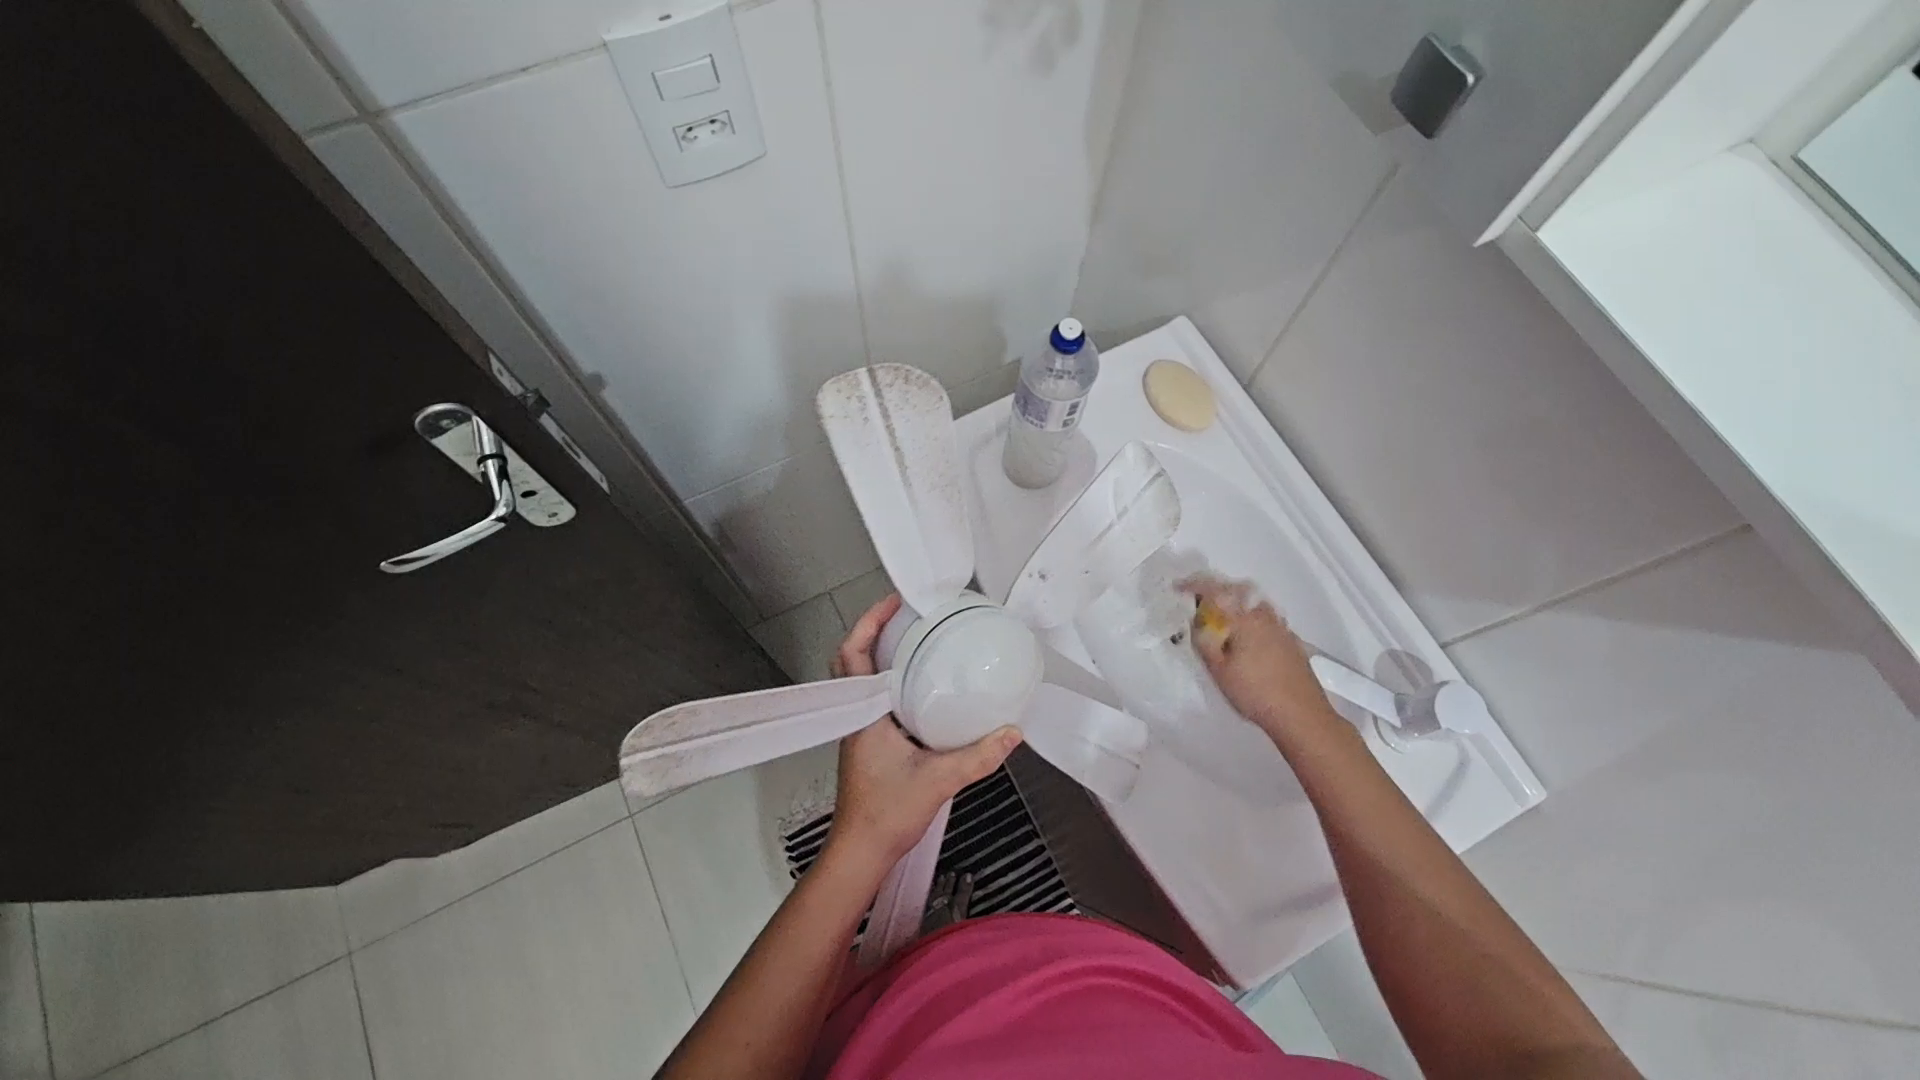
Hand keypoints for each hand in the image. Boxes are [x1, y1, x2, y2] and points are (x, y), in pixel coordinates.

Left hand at [824, 593, 1021, 867]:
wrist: (861, 851)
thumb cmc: (883, 815)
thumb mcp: (938, 780)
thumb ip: (978, 755)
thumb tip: (1011, 732)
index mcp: (864, 712)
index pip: (852, 653)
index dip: (868, 621)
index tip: (893, 601)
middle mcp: (858, 715)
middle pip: (855, 659)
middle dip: (877, 632)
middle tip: (908, 615)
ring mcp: (861, 729)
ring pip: (865, 678)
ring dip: (884, 655)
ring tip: (918, 640)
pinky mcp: (871, 743)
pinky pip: (878, 699)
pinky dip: (894, 682)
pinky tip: (924, 688)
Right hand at [1180, 574, 1341, 744]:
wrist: (1301, 715)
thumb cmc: (1255, 693)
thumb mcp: (1219, 671)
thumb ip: (1204, 642)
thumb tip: (1196, 622)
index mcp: (1244, 619)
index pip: (1215, 591)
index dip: (1194, 585)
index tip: (1178, 588)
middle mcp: (1265, 617)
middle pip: (1239, 590)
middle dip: (1218, 591)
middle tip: (1201, 603)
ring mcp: (1282, 628)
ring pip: (1256, 605)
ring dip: (1238, 605)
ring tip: (1224, 620)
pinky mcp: (1293, 642)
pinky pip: (1268, 619)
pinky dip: (1253, 620)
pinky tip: (1249, 639)